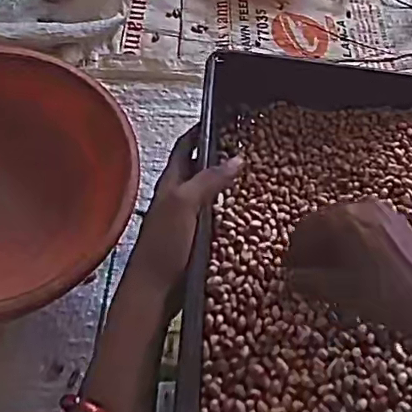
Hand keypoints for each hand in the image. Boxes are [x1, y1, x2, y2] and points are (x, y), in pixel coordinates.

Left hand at [124, 128, 241, 295]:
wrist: (153, 294)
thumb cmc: (164, 246)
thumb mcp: (185, 206)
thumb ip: (208, 180)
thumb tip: (237, 158)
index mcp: (171, 184)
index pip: (185, 147)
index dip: (200, 130)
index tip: (224, 116)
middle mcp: (178, 198)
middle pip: (200, 168)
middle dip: (221, 155)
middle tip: (249, 145)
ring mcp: (188, 219)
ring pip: (211, 193)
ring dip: (230, 183)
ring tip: (257, 174)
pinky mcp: (198, 240)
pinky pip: (219, 216)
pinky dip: (234, 209)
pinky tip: (251, 211)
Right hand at [287, 198, 411, 375]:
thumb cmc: (384, 296)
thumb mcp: (340, 291)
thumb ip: (309, 280)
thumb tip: (290, 277)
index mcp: (346, 218)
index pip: (306, 227)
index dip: (294, 250)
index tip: (290, 270)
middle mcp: (364, 206)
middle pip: (325, 221)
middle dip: (313, 246)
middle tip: (305, 273)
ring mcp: (384, 212)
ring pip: (345, 223)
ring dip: (332, 244)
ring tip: (328, 273)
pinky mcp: (398, 222)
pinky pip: (365, 226)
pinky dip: (352, 241)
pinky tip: (353, 266)